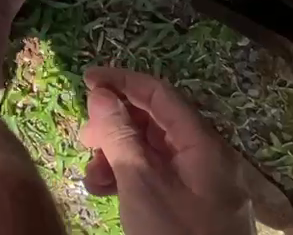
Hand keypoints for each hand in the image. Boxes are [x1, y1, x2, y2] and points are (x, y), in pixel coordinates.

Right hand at [79, 68, 248, 234]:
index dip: (120, 81)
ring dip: (116, 154)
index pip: (159, 94)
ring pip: (153, 151)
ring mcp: (203, 188)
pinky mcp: (195, 210)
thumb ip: (118, 134)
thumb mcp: (140, 184)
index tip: (84, 82)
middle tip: (84, 137)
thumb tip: (100, 93)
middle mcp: (208, 161)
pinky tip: (106, 190)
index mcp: (204, 147)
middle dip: (114, 125)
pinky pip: (158, 177)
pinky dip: (129, 176)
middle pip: (155, 122)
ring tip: (92, 174)